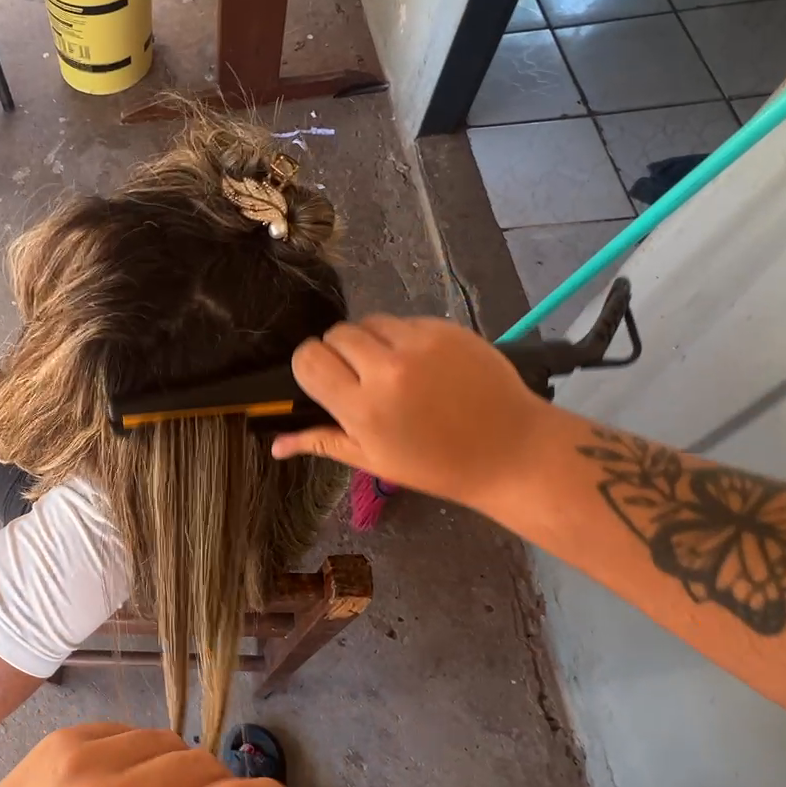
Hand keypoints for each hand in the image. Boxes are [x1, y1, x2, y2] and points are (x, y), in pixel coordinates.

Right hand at [272, 316, 550, 505]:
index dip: (310, 367)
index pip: (308, 359)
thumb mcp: (372, 460)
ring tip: (390, 369)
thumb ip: (320, 442)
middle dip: (338, 353)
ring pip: (368, 322)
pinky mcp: (445, 329)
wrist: (510, 449)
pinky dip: (401, 338)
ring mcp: (419, 344)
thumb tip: (275, 445)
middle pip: (334, 334)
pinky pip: (403, 321)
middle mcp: (386, 369)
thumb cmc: (435, 465)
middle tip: (359, 379)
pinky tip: (420, 364)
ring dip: (368, 341)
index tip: (324, 382)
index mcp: (362, 407)